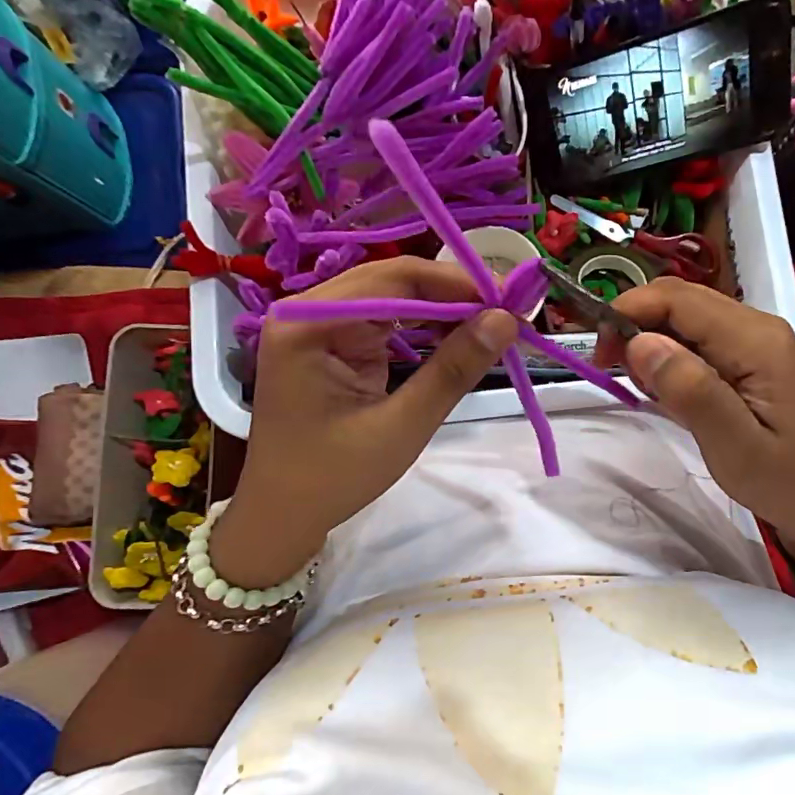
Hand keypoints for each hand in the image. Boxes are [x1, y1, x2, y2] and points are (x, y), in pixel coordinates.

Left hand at [214, 258, 517, 586]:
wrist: (281, 516)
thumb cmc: (333, 478)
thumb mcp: (401, 426)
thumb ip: (452, 370)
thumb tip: (506, 320)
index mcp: (309, 323)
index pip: (395, 278)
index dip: (459, 282)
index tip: (513, 298)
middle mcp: (308, 311)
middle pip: (394, 280)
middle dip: (456, 294)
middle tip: (513, 312)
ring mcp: (318, 325)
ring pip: (394, 297)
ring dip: (445, 309)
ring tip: (496, 323)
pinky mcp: (332, 343)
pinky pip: (387, 320)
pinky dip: (426, 327)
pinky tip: (460, 335)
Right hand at [594, 278, 794, 535]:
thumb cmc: (781, 482)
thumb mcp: (733, 446)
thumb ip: (690, 390)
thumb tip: (639, 342)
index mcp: (757, 340)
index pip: (680, 299)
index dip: (630, 310)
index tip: (599, 350)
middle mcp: (758, 326)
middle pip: (681, 300)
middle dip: (636, 323)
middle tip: (610, 368)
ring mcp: (758, 340)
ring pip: (687, 317)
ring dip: (652, 341)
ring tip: (643, 387)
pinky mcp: (751, 357)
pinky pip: (700, 339)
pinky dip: (671, 355)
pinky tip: (667, 389)